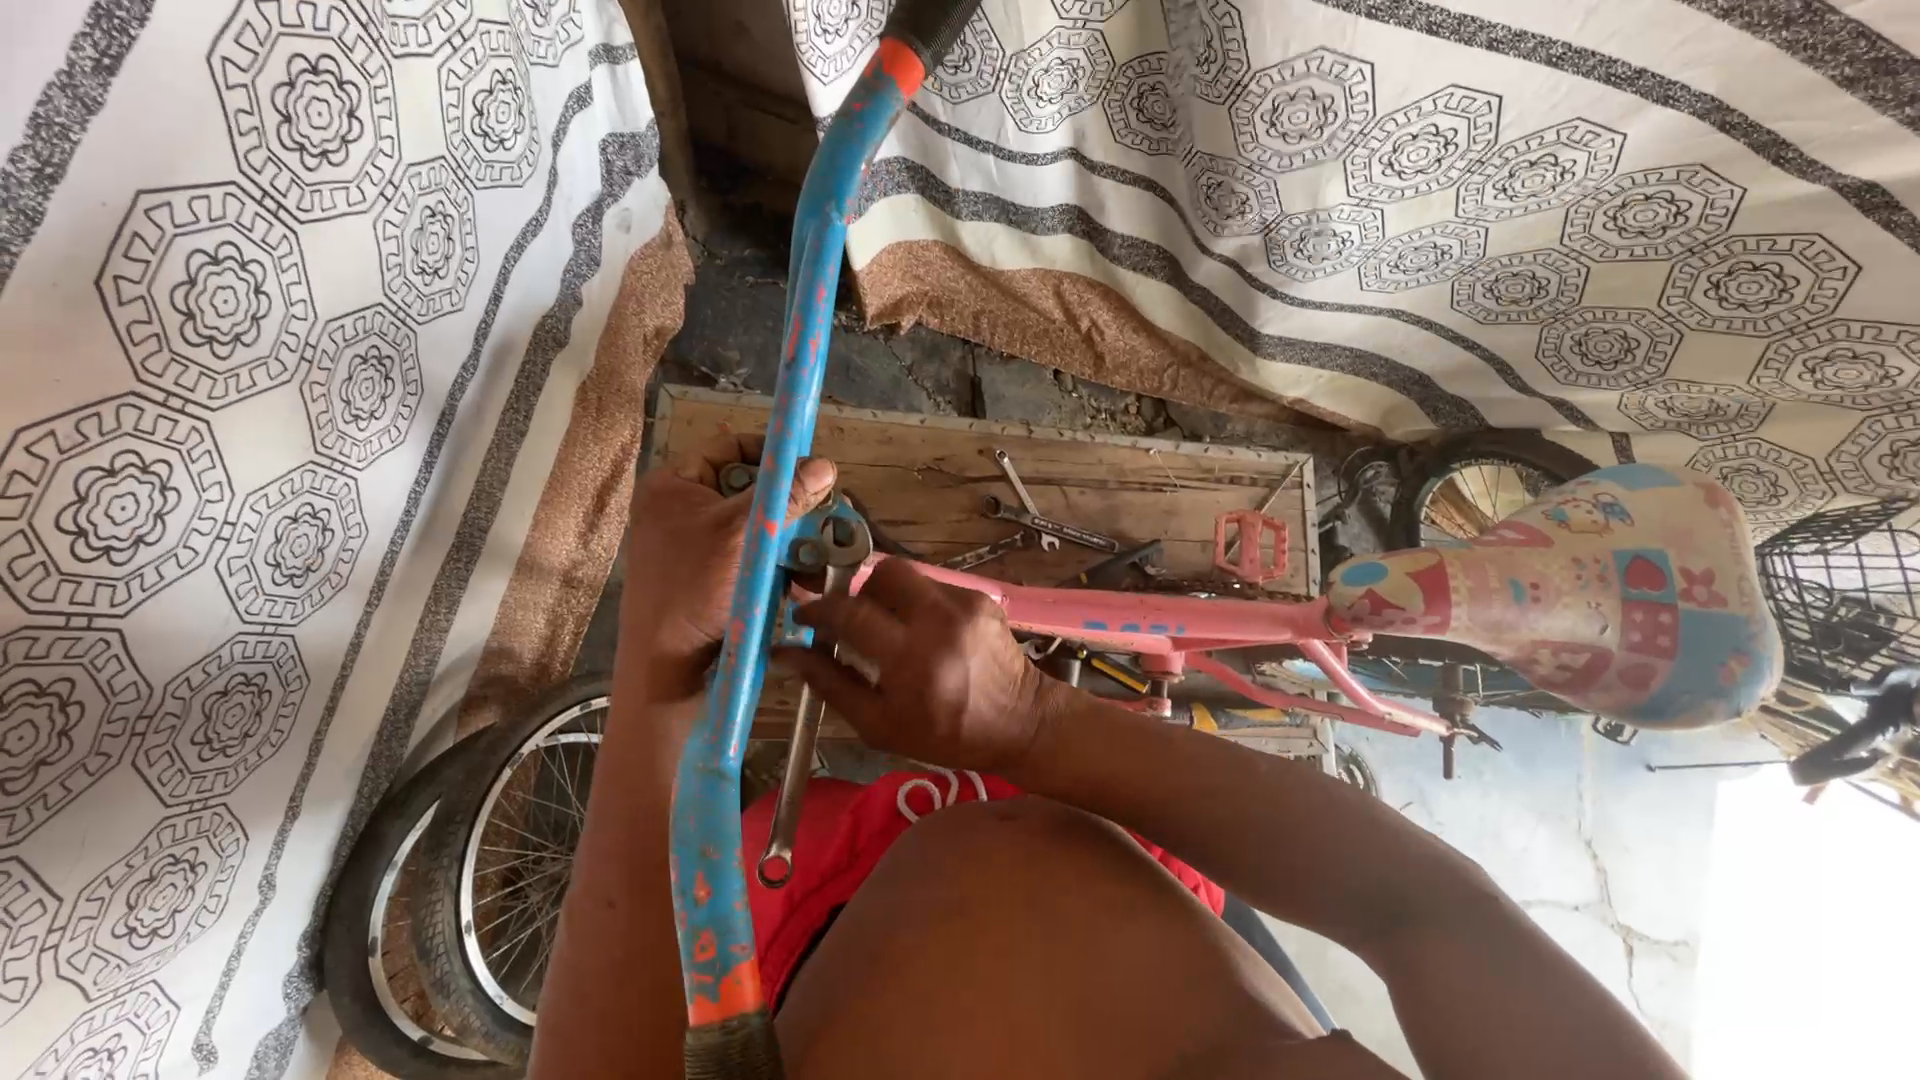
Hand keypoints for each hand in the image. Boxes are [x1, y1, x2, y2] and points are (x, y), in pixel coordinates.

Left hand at [620, 433, 835, 697]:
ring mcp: (695, 545)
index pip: (730, 447)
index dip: (773, 454)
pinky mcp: (710, 576)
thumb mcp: (745, 534)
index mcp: (674, 485)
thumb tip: (825, 465)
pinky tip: (802, 583)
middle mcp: (682, 509)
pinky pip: (753, 557)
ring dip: (791, 543)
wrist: (667, 667)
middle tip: (823, 519)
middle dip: (789, 508)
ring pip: (757, 527)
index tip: (811, 471)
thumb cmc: (695, 589)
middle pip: (750, 489)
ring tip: (817, 561)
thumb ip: (785, 495)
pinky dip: (778, 567)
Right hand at [775, 558, 1064, 772]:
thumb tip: (786, 651)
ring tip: (887, 628)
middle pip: (882, 574)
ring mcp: (964, 604)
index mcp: (912, 659)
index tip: (804, 617)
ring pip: (908, 576)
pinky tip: (922, 634)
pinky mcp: (980, 598)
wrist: (1021, 723)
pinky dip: (916, 604)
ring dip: (886, 595)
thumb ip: (830, 683)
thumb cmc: (945, 735)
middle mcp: (939, 621)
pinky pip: (933, 586)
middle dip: (857, 591)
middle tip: (851, 619)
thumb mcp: (879, 724)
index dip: (819, 610)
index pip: (852, 613)